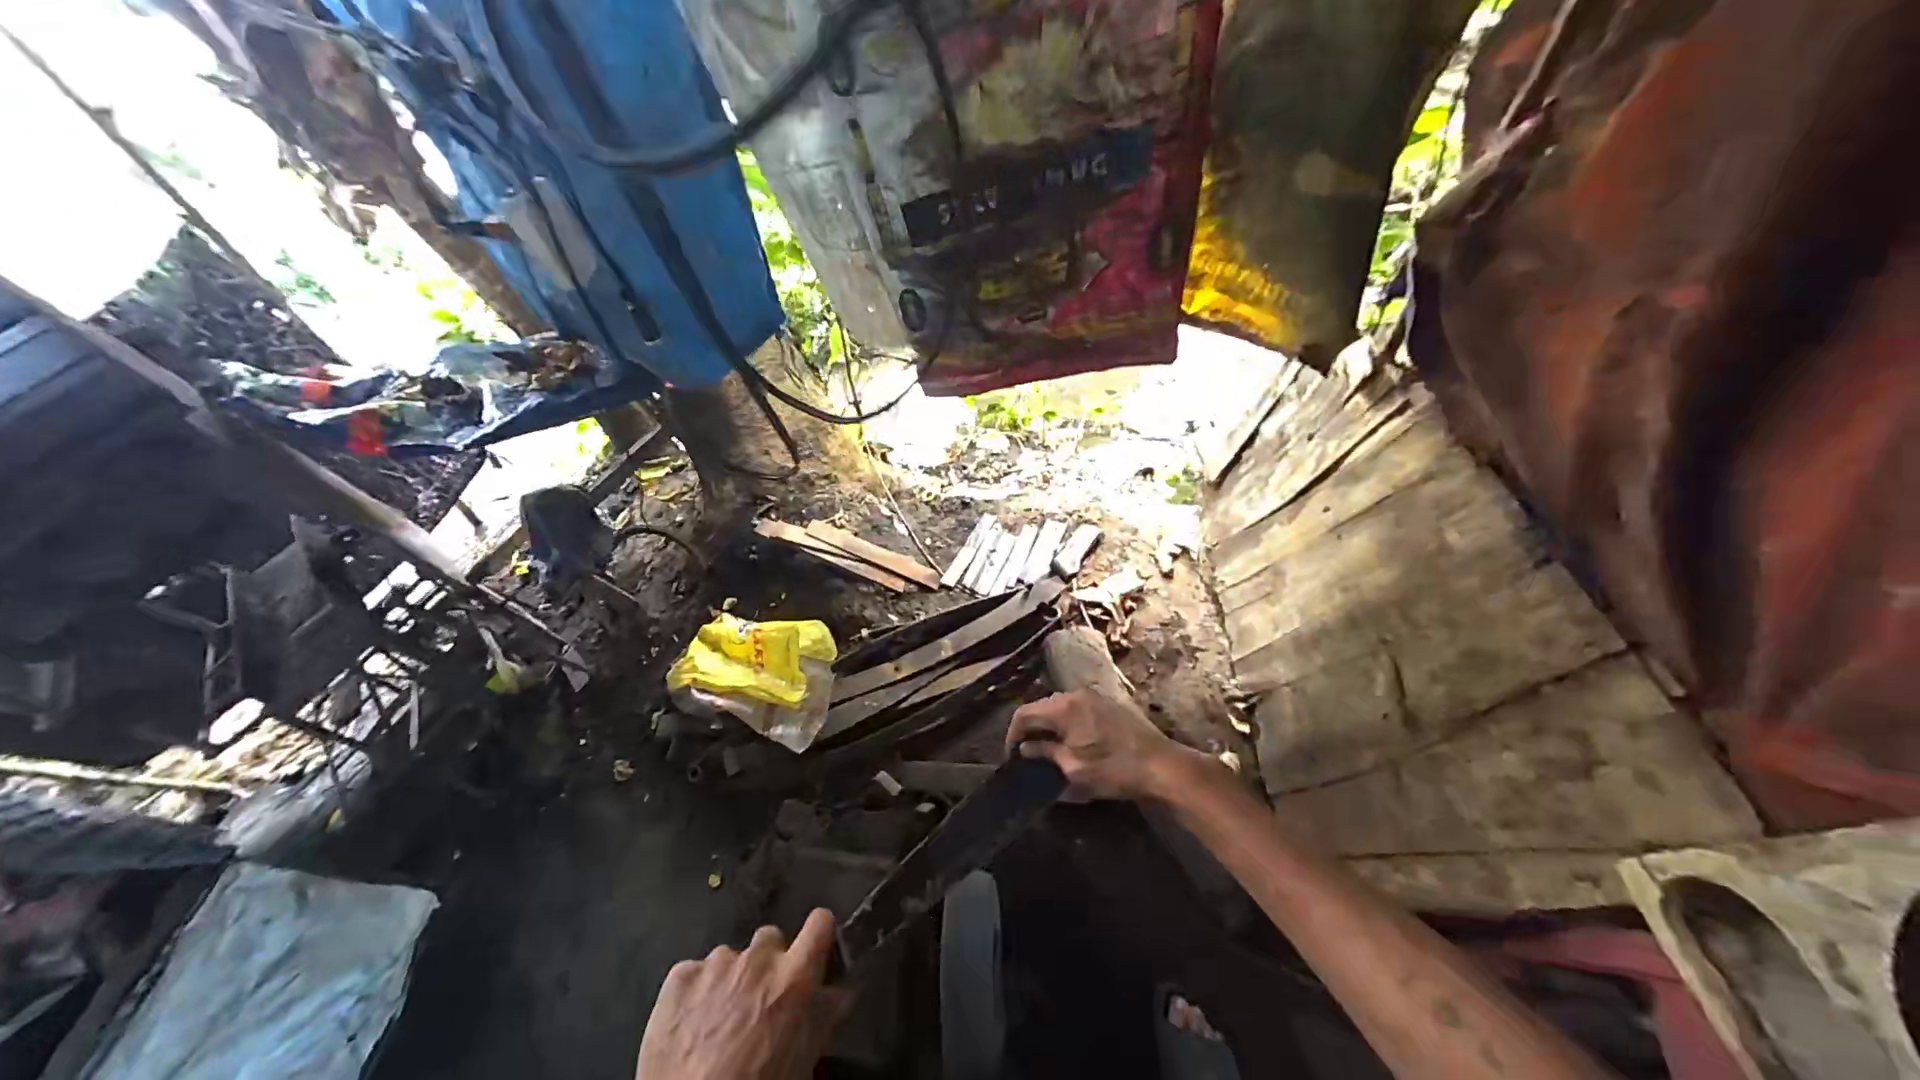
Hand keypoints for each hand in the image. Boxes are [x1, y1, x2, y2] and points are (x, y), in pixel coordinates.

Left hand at [636, 908, 848, 1079]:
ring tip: (718, 1021)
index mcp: (794, 976)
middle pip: (771, 938)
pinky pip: (695, 972)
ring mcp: (716, 964)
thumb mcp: (804, 1061)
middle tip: (759, 1002)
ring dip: (730, 979)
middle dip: (768, 963)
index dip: (818, 935)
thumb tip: (840, 991)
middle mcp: (757, 959)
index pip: (820, 922)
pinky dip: (696, 992)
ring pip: (731, 958)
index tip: (813, 952)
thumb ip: (824, 1016)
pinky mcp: (680, 976)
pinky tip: (690, 1025)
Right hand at [1005, 688, 1202, 800]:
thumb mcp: (1074, 769)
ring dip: (1049, 728)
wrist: (1162, 765)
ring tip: (1047, 752)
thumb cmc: (1114, 769)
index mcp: (1064, 707)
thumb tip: (1026, 749)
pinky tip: (1071, 744)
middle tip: (1027, 756)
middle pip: (1041, 708)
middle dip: (1030, 731)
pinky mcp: (1109, 705)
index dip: (1012, 735)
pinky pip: (1077, 710)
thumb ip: (1045, 754)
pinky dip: (1067, 725)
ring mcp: (1095, 697)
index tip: (1011, 757)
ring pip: (1060, 709)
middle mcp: (1076, 695)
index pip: (1024, 714)